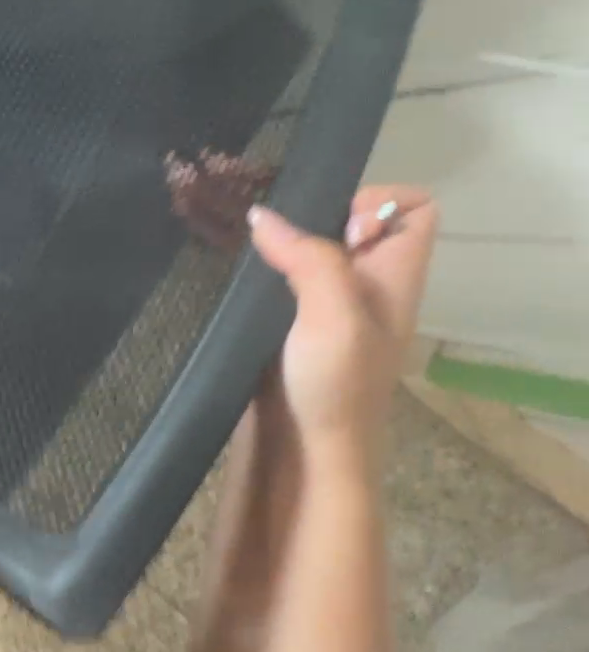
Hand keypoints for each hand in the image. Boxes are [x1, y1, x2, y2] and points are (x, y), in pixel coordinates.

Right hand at [246, 186, 437, 464]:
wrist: (301, 447)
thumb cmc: (333, 387)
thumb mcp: (334, 319)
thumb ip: (310, 262)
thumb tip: (263, 217)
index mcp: (395, 281)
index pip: (415, 212)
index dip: (376, 203)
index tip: (332, 228)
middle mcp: (366, 286)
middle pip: (357, 222)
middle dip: (314, 213)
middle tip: (276, 235)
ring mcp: (325, 304)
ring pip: (314, 247)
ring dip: (281, 239)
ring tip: (249, 247)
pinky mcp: (285, 320)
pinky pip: (280, 274)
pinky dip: (260, 263)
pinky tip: (237, 272)